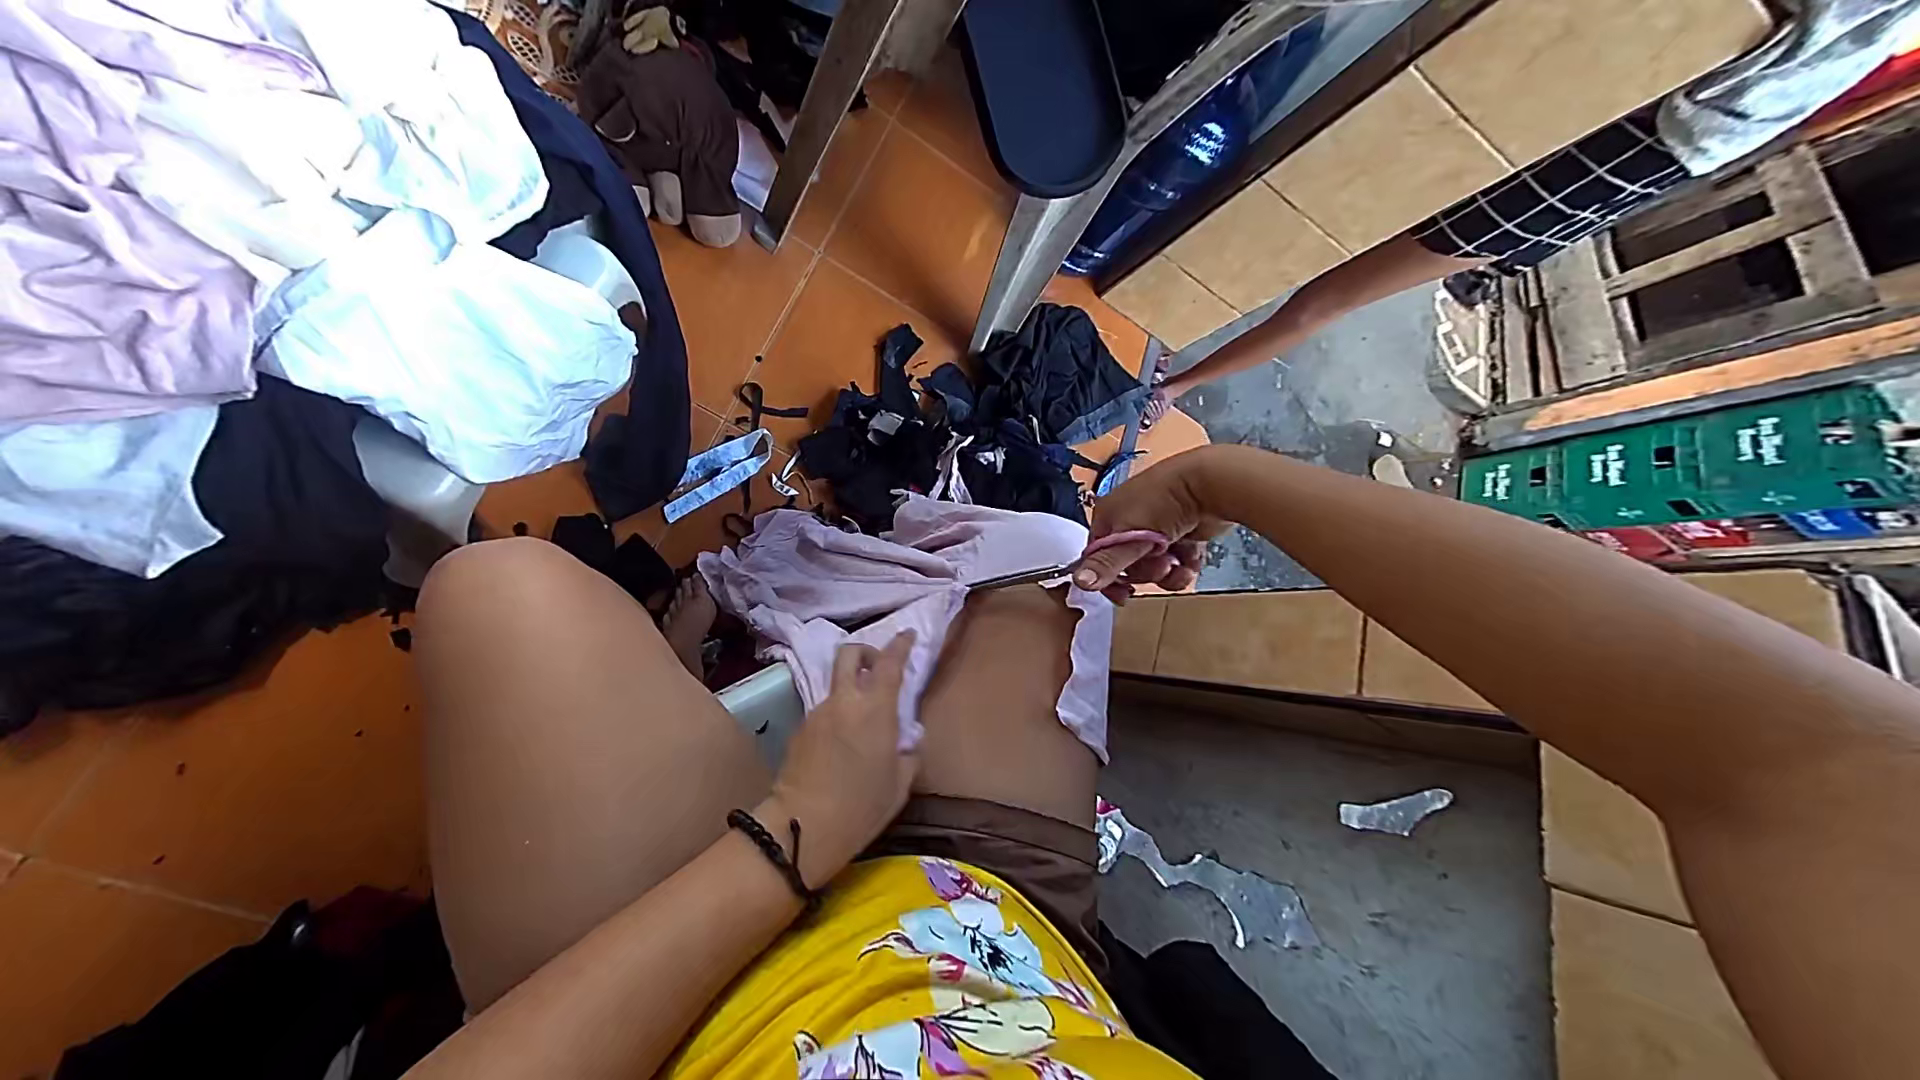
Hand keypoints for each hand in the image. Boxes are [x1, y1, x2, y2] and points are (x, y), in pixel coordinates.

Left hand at [765, 632, 917, 885]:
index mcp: (876, 709)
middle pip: (849, 654)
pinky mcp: (800, 730)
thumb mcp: (900, 784)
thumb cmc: (862, 808)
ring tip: (862, 724)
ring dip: (851, 692)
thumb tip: (906, 742)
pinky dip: (837, 717)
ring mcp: (817, 713)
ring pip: (836, 686)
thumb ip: (908, 754)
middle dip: (866, 651)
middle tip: (878, 667)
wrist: (802, 829)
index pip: (890, 662)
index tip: (908, 635)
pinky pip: (824, 712)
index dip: (900, 644)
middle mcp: (844, 702)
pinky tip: (842, 746)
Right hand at [1074, 446, 1231, 600]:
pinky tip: (1192, 558)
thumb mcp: (1130, 537)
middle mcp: (1130, 521)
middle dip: (1147, 572)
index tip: (1124, 594)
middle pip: (1129, 566)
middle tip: (1160, 564)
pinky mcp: (1182, 532)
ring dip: (1169, 572)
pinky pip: (1178, 561)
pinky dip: (1185, 564)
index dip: (1110, 578)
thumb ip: (1106, 563)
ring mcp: (1157, 527)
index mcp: (1109, 517)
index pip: (1098, 557)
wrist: (1210, 483)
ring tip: (1179, 562)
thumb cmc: (1165, 499)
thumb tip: (1080, 581)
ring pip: (1156, 566)